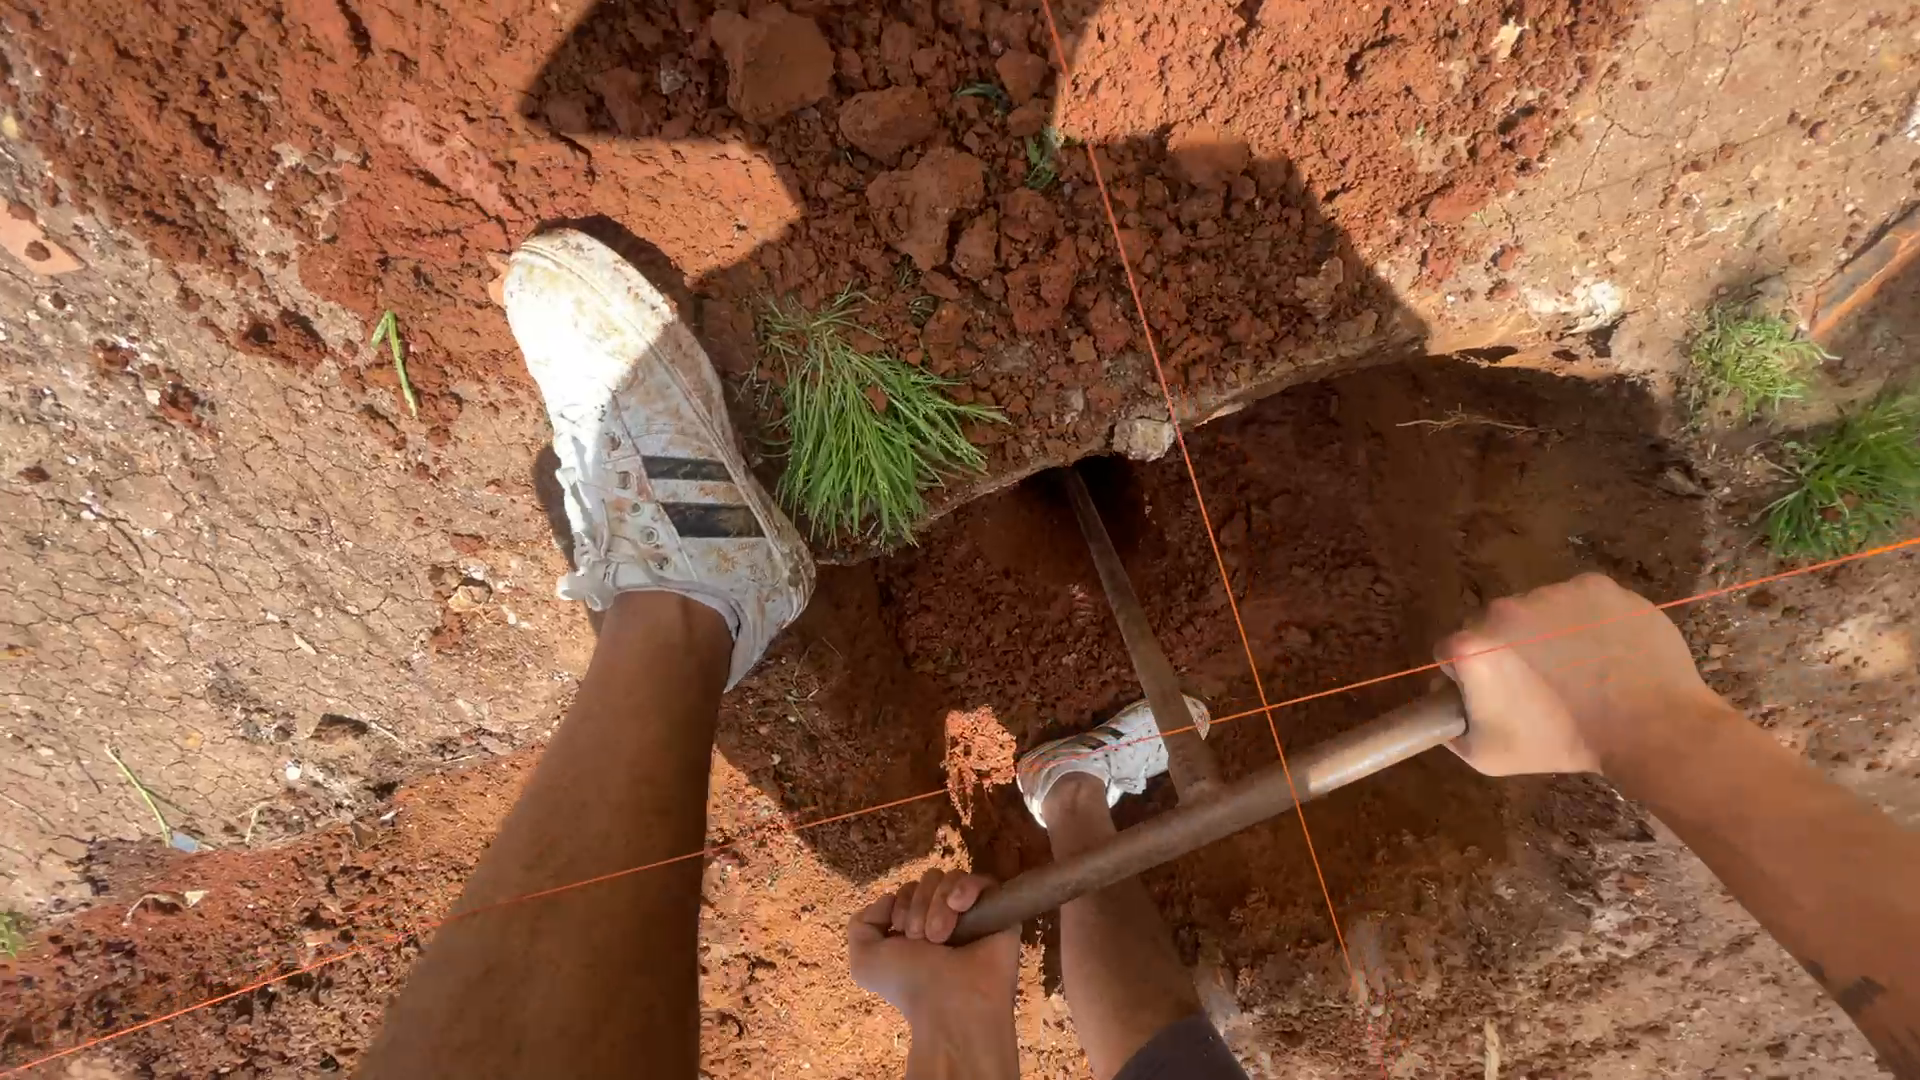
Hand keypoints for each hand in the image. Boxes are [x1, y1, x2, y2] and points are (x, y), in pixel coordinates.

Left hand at [848, 869, 1019, 1029]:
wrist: (951, 1008)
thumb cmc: (910, 986)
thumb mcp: (865, 961)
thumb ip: (861, 924)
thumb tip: (888, 898)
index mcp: (918, 925)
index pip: (909, 888)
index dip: (901, 903)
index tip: (902, 932)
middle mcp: (946, 917)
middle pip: (929, 879)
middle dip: (920, 905)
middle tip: (924, 939)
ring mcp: (973, 913)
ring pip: (952, 878)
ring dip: (939, 903)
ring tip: (942, 935)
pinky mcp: (998, 911)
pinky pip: (983, 880)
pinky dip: (966, 888)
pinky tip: (960, 907)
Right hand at [1435, 573, 1726, 775]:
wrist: (1654, 729)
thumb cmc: (1563, 742)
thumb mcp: (1486, 754)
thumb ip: (1451, 727)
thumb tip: (1442, 702)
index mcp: (1469, 645)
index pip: (1450, 652)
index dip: (1469, 675)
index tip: (1497, 693)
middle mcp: (1501, 609)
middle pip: (1489, 625)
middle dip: (1506, 648)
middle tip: (1539, 681)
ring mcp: (1550, 594)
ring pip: (1533, 610)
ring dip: (1544, 631)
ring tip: (1578, 666)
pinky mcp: (1594, 586)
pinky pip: (1576, 599)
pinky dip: (1584, 618)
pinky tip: (1602, 647)